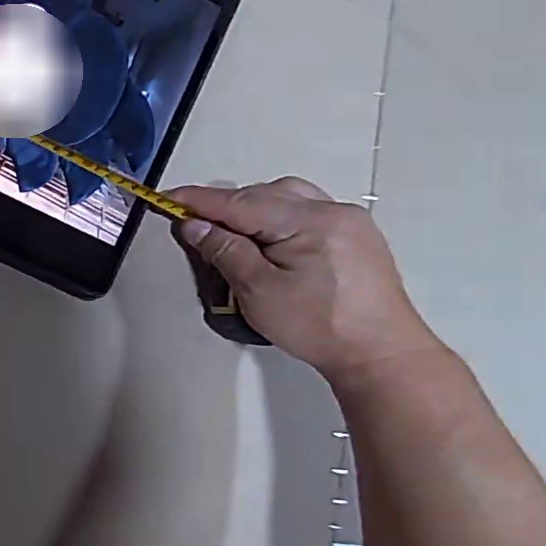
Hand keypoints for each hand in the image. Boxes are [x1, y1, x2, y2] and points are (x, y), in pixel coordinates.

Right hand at [165, 178, 446, 384]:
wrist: (379, 351)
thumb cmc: (315, 325)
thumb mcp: (258, 291)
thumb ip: (225, 251)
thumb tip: (195, 225)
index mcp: (309, 222)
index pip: (240, 202)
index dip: (199, 200)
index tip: (166, 196)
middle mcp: (332, 211)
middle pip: (265, 193)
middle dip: (225, 204)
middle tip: (194, 224)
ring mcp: (348, 221)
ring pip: (287, 198)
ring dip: (251, 207)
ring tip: (228, 231)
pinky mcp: (354, 236)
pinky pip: (305, 210)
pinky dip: (275, 216)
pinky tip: (265, 238)